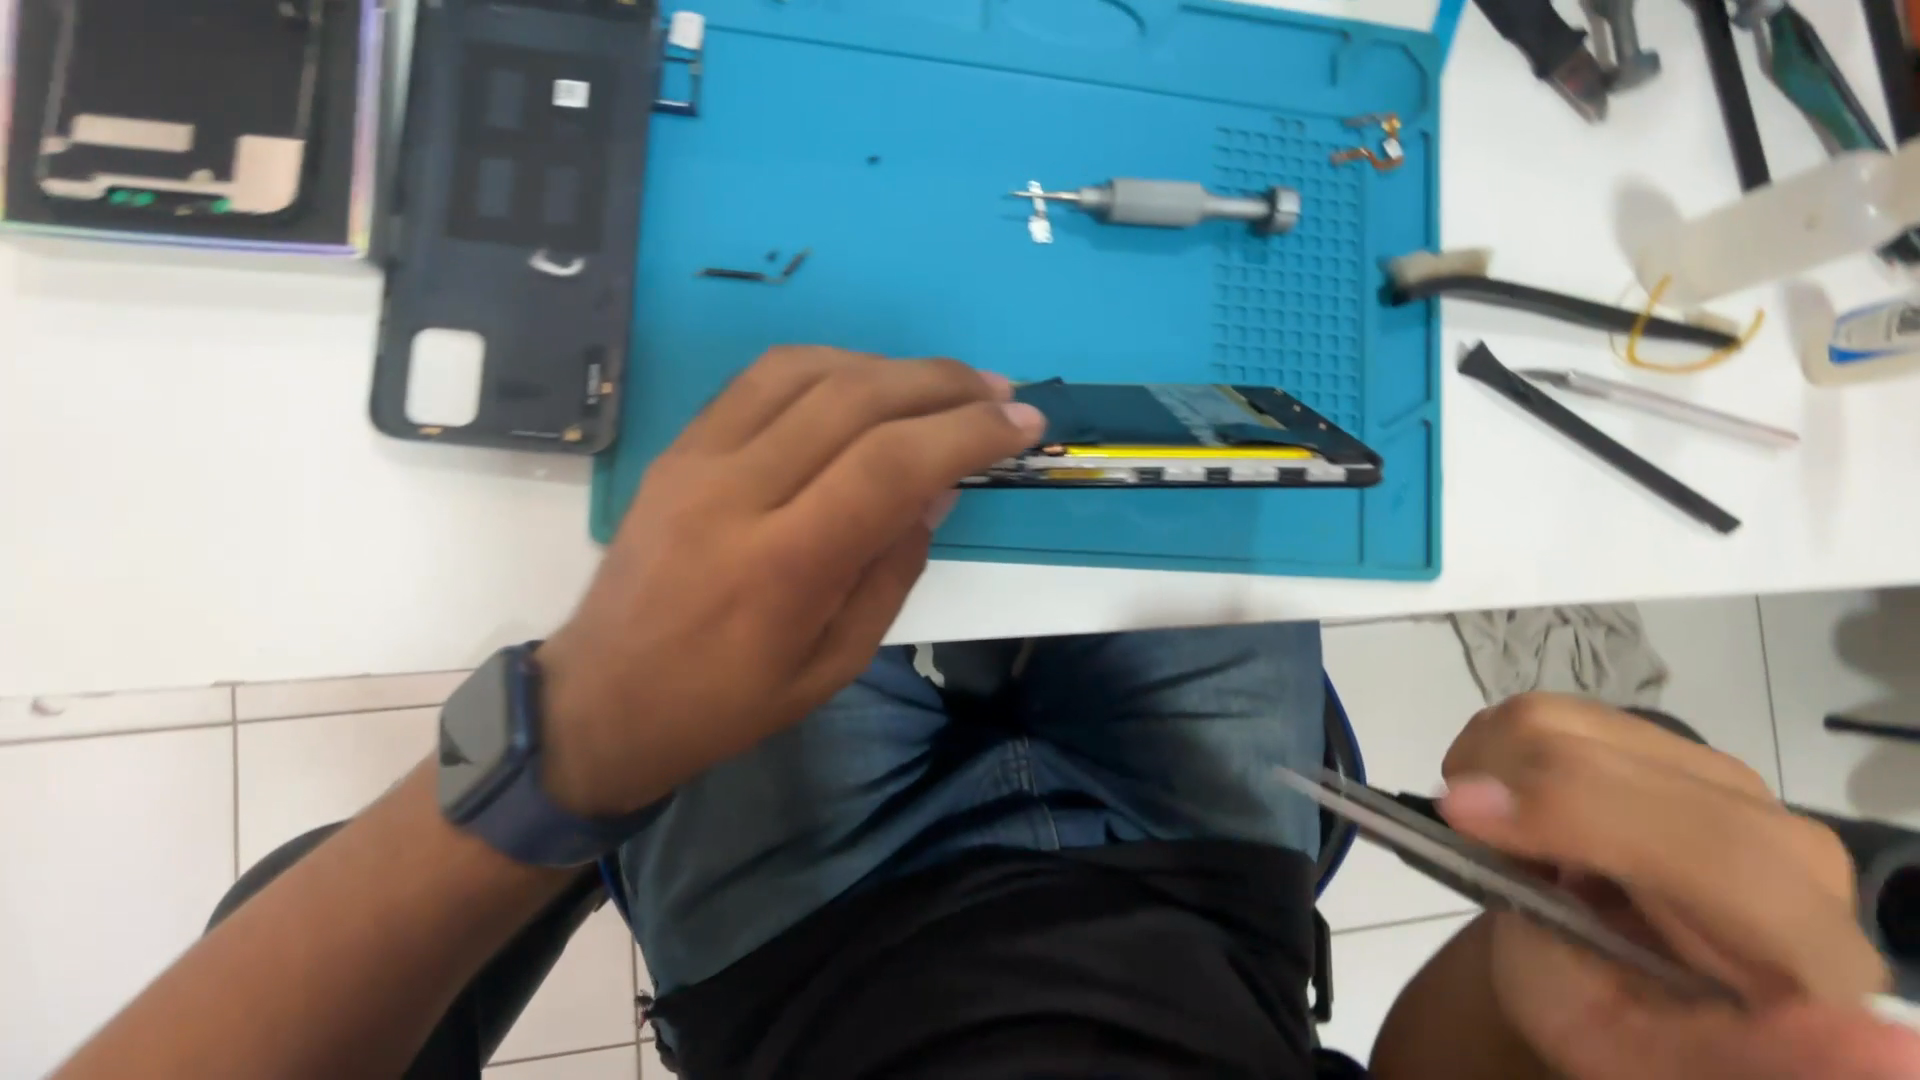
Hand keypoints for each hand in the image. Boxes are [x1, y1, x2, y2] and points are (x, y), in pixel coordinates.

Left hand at [533, 348, 1043, 817]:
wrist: (603, 700)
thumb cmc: (729, 702)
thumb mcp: (835, 662)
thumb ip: (892, 569)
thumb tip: (938, 487)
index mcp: (784, 565)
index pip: (892, 464)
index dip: (968, 432)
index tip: (1023, 424)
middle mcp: (737, 493)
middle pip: (855, 400)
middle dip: (943, 385)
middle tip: (999, 391)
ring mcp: (697, 459)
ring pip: (808, 371)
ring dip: (890, 366)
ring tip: (943, 385)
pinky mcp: (678, 447)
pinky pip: (760, 380)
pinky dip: (830, 366)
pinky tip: (868, 382)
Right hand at [1438, 693, 1917, 1079]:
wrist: (1599, 975)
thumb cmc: (1610, 1029)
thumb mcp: (1643, 1062)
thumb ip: (1746, 1060)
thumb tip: (1896, 1052)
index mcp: (1814, 961)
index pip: (1721, 853)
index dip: (1579, 813)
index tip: (1456, 811)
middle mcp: (1792, 854)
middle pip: (1624, 770)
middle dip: (1508, 784)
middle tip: (1463, 837)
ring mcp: (1721, 784)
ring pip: (1567, 724)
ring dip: (1492, 764)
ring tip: (1489, 829)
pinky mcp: (1661, 744)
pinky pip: (1548, 711)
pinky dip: (1497, 746)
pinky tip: (1508, 799)